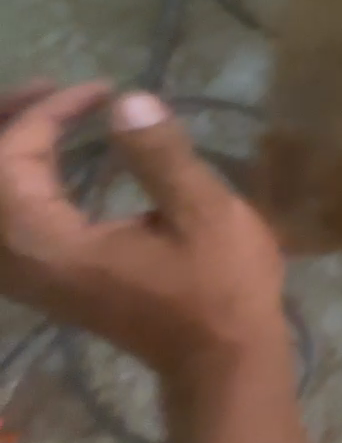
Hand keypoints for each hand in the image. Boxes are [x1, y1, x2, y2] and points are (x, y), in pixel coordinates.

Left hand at [0, 82, 287, 384]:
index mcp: (43, 240)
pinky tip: (56, 166)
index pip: (8, 161)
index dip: (45, 116)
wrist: (219, 352)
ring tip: (52, 117)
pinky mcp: (42, 276)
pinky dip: (18, 182)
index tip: (104, 89)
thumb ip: (162, 158)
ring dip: (10, 154)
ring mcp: (23, 272)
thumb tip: (131, 101)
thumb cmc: (220, 282)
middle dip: (9, 126)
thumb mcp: (206, 214)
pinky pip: (5, 218)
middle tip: (57, 90)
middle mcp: (12, 257)